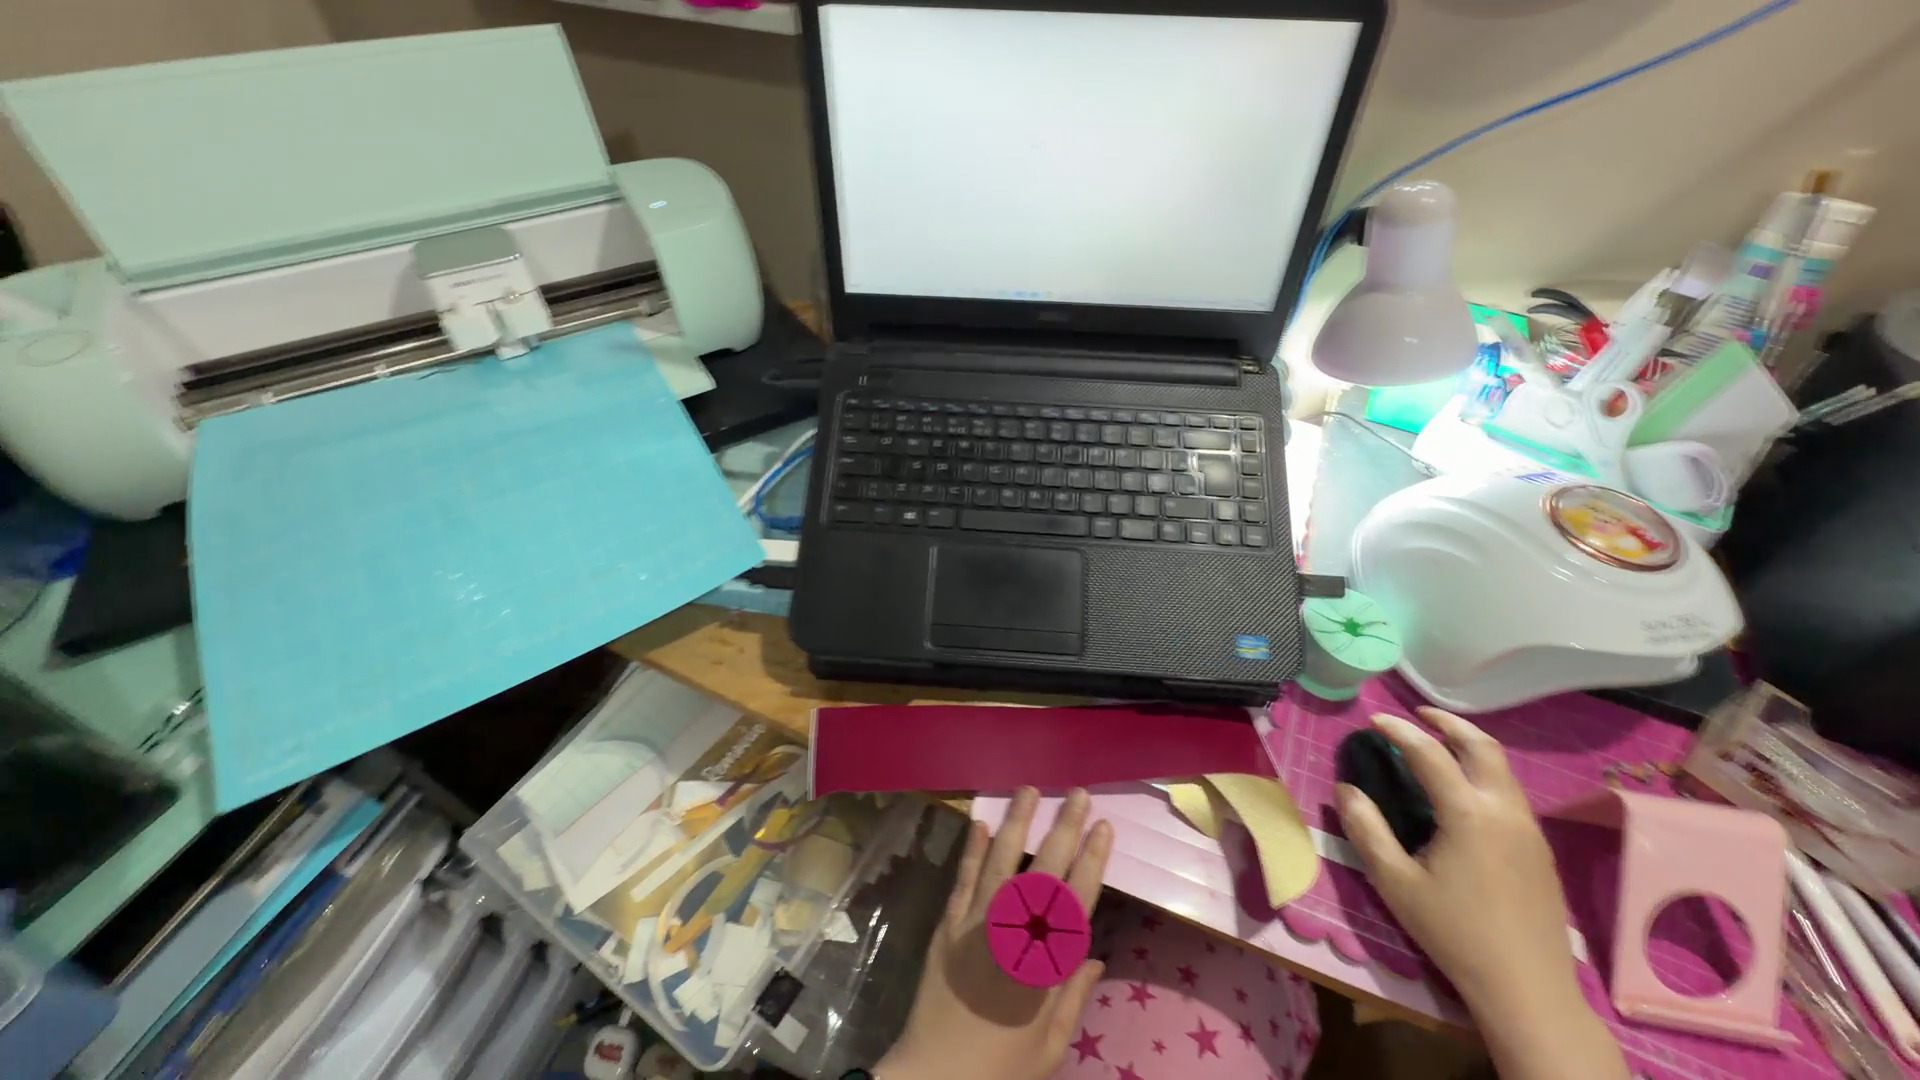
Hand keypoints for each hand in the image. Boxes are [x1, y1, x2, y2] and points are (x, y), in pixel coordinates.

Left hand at [878, 788, 1113, 1079]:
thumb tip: (1096, 958)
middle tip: (1077, 794)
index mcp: (1045, 966)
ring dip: (1016, 825)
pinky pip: (962, 882)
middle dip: (1063, 830)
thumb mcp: (1050, 1045)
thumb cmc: (1000, 1068)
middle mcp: (1014, 936)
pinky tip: (981, 825)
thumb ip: (1073, 997)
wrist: (935, 1078)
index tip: (1103, 827)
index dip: (1091, 861)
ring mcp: (976, 926)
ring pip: (1001, 864)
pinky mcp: (947, 928)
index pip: (1076, 902)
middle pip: (1044, 872)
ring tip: (1029, 790)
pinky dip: (972, 852)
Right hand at [1334, 708, 1576, 1014]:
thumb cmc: (1453, 931)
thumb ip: (1367, 830)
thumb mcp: (1394, 882)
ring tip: (1440, 743)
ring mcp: (1528, 827)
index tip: (1375, 719)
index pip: (1430, 753)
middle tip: (1419, 714)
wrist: (1526, 984)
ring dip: (1470, 745)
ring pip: (1502, 768)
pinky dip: (1484, 772)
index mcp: (1468, 813)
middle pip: (1482, 746)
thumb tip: (1347, 790)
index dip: (1400, 730)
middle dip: (1449, 723)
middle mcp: (1504, 809)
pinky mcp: (1539, 847)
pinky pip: (1511, 791)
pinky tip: (1464, 790)